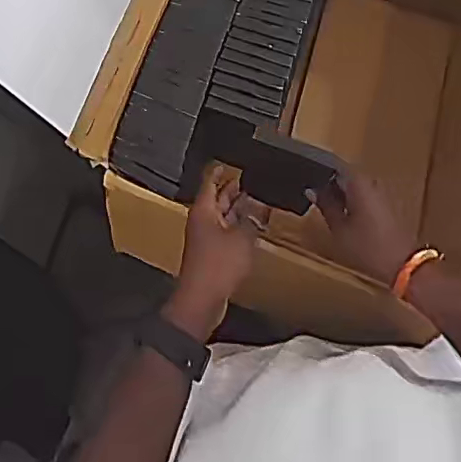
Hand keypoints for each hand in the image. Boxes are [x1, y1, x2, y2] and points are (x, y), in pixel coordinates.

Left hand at [165, 168, 266, 340]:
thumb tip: (258, 205)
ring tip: (254, 198)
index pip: (209, 181)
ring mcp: (205, 237)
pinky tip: (251, 227)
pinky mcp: (211, 252)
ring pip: (221, 215)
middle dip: (230, 189)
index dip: (219, 171)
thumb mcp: (242, 238)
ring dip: (236, 208)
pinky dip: (237, 226)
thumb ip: (252, 219)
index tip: (227, 162)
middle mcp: (202, 220)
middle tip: (246, 178)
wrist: (202, 299)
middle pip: (216, 198)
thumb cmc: (217, 264)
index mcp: (204, 209)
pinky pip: (225, 232)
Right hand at [315, 170, 418, 284]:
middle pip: (344, 174)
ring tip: (323, 204)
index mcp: (358, 181)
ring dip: (339, 193)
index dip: (317, 168)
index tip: (305, 177)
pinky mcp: (387, 206)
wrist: (405, 267)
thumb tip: (312, 189)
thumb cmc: (369, 247)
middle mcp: (371, 182)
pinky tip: (341, 214)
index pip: (333, 164)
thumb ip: (325, 204)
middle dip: (328, 182)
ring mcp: (381, 194)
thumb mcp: (339, 228)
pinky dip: (351, 201)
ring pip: (354, 186)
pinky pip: (363, 195)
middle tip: (311, 192)